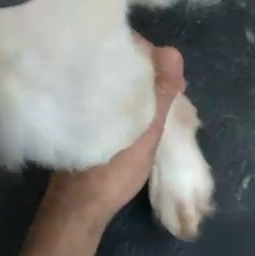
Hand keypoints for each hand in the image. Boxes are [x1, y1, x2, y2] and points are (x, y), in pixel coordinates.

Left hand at [39, 42, 185, 230]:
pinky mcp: (82, 122)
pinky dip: (127, 103)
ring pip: (114, 85)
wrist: (80, 208)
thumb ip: (160, 92)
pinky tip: (142, 116)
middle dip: (147, 73)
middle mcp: (83, 89)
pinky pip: (108, 101)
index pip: (123, 47)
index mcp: (96, 84)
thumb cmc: (114, 169)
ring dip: (139, 90)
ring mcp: (81, 106)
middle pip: (119, 66)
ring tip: (164, 104)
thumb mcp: (147, 130)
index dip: (150, 54)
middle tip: (174, 92)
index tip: (172, 74)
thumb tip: (172, 51)